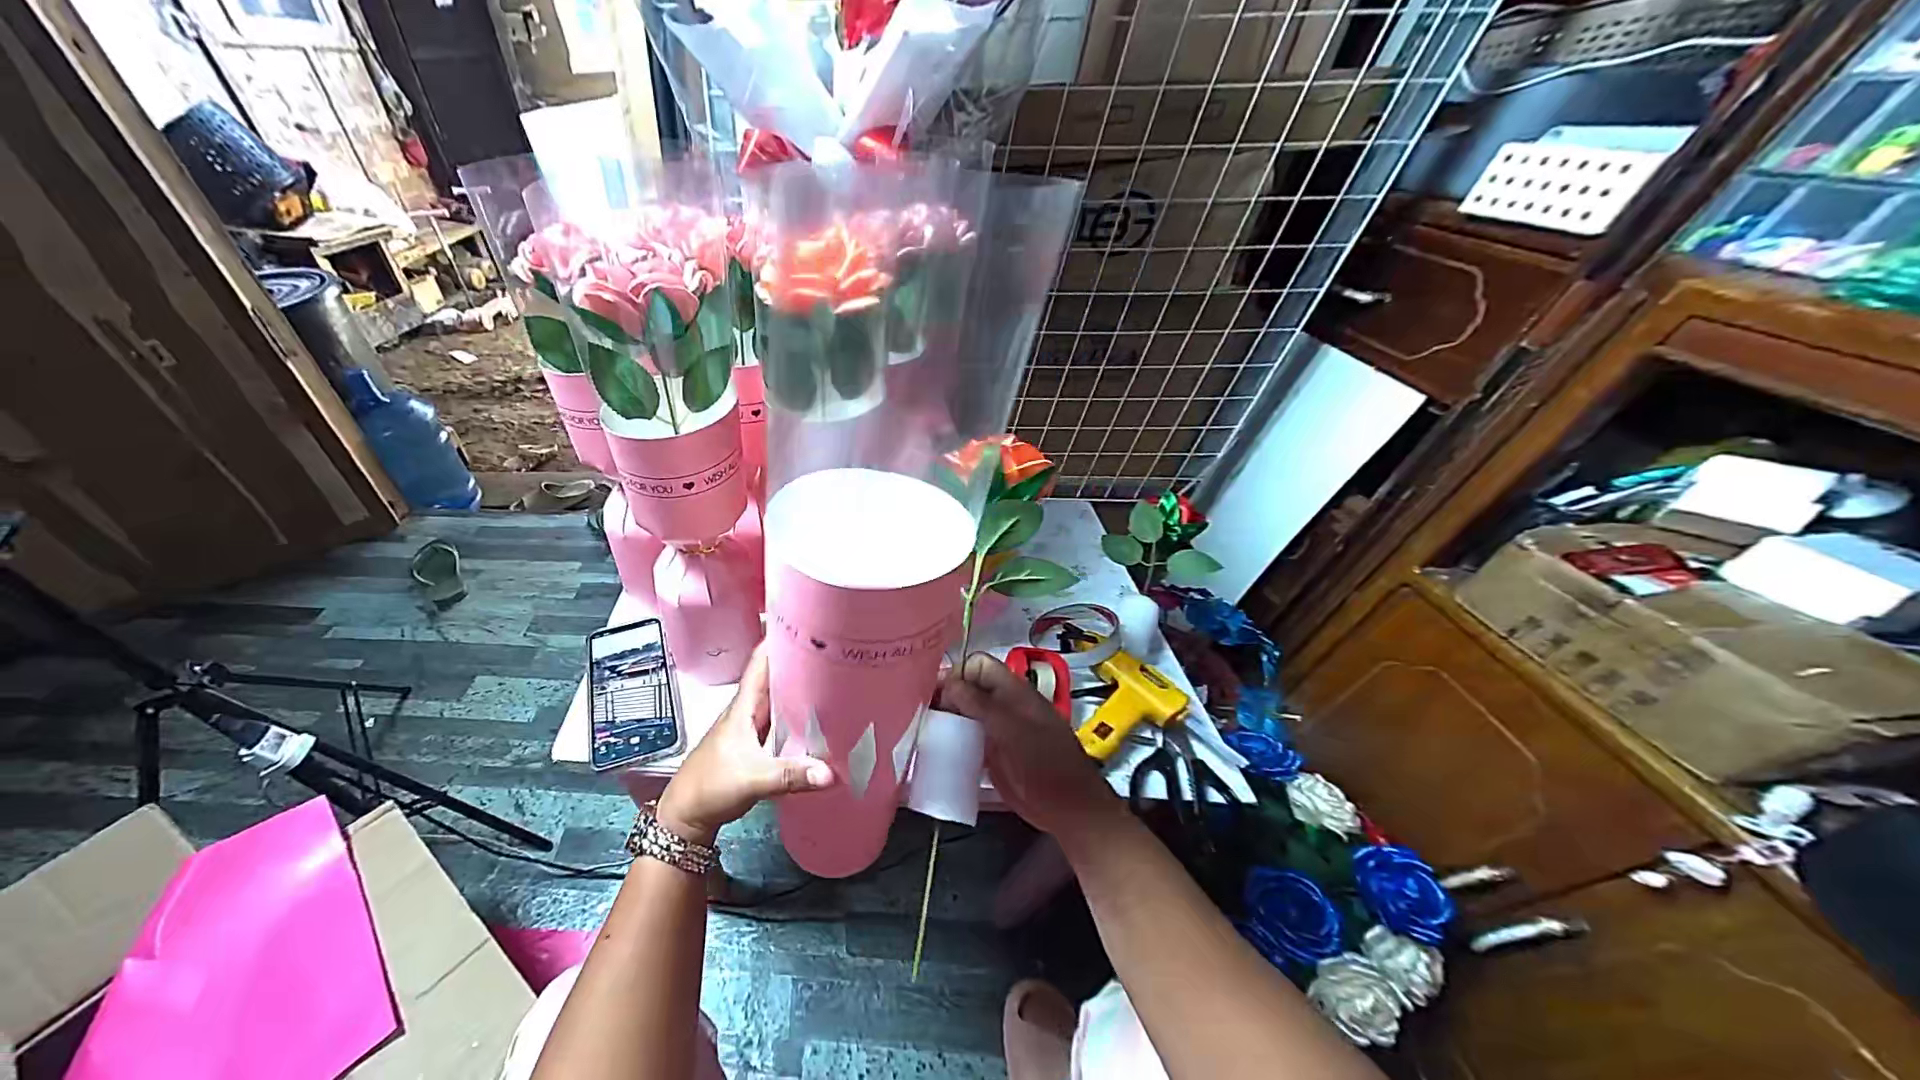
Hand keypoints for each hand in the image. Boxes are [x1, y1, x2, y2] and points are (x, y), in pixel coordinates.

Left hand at [657, 644, 834, 844]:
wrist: (686, 816)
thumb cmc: (710, 787)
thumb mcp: (753, 779)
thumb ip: (791, 775)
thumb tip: (831, 772)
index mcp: (743, 708)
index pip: (761, 663)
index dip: (778, 639)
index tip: (803, 620)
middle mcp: (747, 712)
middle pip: (774, 676)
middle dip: (798, 658)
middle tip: (831, 646)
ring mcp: (751, 728)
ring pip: (778, 698)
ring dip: (799, 685)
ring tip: (831, 673)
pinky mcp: (756, 745)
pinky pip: (781, 719)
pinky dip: (798, 713)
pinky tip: (817, 716)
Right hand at [937, 653, 1121, 843]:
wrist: (1067, 807)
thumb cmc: (1043, 764)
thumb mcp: (1009, 729)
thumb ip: (979, 704)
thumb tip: (949, 683)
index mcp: (1014, 691)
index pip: (978, 665)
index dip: (956, 673)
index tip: (933, 693)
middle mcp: (1005, 705)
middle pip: (970, 688)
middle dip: (946, 695)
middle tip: (921, 713)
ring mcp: (1000, 730)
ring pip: (968, 713)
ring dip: (948, 718)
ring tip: (924, 730)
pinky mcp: (995, 754)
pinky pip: (970, 738)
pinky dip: (954, 739)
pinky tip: (938, 749)